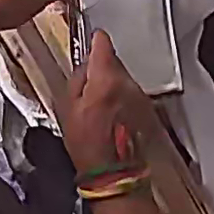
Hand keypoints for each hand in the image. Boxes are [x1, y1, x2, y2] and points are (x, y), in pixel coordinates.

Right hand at [66, 31, 164, 177]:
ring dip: (110, 84)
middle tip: (85, 85)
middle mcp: (127, 84)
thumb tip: (83, 66)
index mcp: (106, 80)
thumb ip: (76, 79)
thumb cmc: (88, 145)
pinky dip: (119, 98)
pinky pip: (129, 94)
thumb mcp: (67, 108)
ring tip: (96, 105)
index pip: (103, 44)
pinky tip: (108, 115)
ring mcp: (139, 97)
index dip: (94, 40)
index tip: (89, 40)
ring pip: (122, 78)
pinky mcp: (146, 109)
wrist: (113, 173)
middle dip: (100, 68)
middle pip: (113, 61)